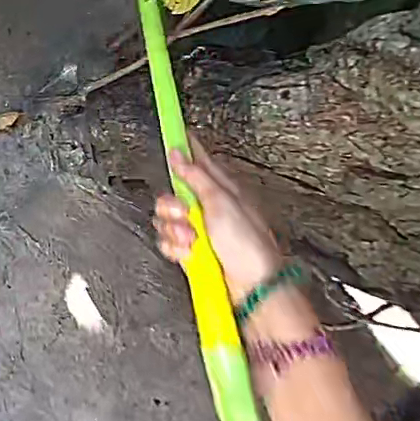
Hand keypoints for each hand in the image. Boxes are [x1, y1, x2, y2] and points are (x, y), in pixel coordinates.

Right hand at [153, 142, 283, 300]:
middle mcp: (207, 206)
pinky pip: (168, 241)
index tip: (170, 134)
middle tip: (184, 214)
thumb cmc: (249, 244)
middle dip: (172, 205)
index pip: (196, 159)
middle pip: (172, 192)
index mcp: (219, 187)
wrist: (253, 286)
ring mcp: (198, 228)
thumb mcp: (221, 202)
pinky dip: (175, 247)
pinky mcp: (191, 249)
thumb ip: (195, 176)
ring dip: (175, 230)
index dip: (183, 148)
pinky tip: (188, 251)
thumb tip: (178, 152)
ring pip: (167, 219)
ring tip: (191, 239)